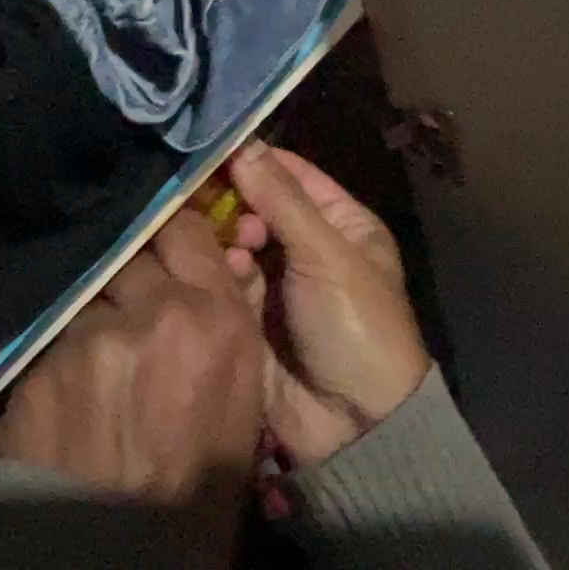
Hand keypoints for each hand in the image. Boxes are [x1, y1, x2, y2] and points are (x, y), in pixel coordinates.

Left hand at [0, 212, 266, 504]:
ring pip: (86, 299)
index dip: (172, 233)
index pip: (184, 229)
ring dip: (92, 323)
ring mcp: (87, 339)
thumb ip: (228, 317)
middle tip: (129, 311)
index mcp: (212, 317)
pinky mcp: (36, 371)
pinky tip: (65, 403)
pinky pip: (50, 346)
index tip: (164, 243)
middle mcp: (150, 312)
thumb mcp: (242, 394)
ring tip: (95, 369)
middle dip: (129, 276)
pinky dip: (58, 365)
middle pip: (128, 255)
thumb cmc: (202, 481)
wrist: (123, 560)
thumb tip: (220, 266)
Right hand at [225, 142, 432, 465]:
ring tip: (232, 249)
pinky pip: (226, 278)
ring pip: (236, 240)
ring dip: (229, 239)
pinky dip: (222, 272)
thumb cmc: (355, 324)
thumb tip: (243, 144)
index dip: (257, 160)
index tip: (213, 148)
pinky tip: (223, 276)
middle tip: (218, 208)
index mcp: (342, 224)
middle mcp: (307, 245)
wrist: (353, 425)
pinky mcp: (248, 314)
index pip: (293, 175)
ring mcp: (276, 281)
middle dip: (237, 203)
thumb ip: (282, 200)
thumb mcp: (327, 254)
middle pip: (259, 205)